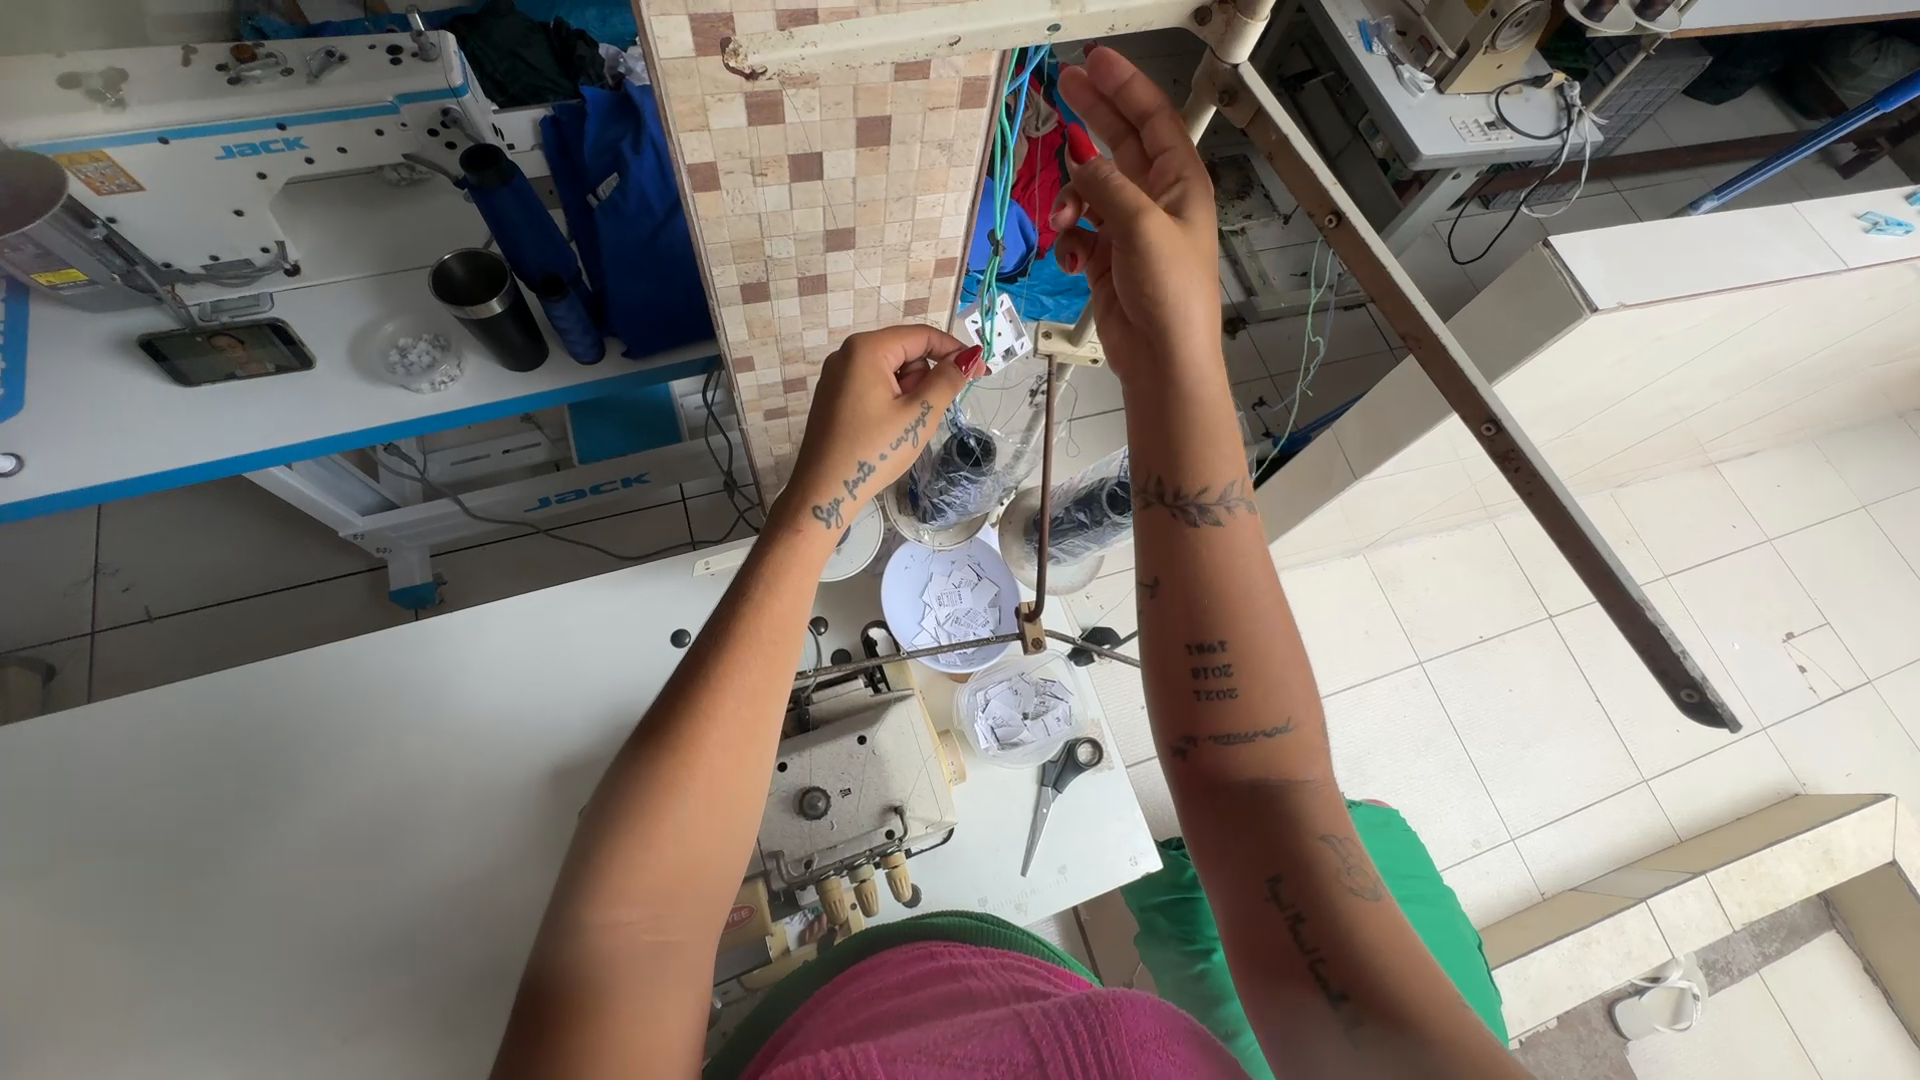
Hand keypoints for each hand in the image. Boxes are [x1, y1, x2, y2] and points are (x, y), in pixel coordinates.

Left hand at [776, 325, 981, 536]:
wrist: (824, 490)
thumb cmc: (873, 451)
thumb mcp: (918, 414)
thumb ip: (947, 380)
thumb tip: (970, 356)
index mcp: (866, 349)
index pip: (922, 336)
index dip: (955, 351)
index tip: (981, 371)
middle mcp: (847, 353)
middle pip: (906, 353)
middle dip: (924, 380)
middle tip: (920, 415)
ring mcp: (838, 376)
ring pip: (892, 372)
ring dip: (908, 394)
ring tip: (901, 428)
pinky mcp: (835, 397)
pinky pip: (875, 386)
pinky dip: (891, 402)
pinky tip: (886, 430)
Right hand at [1051, 47, 1220, 385]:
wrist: (1162, 356)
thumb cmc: (1170, 292)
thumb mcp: (1143, 227)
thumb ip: (1110, 186)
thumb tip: (1082, 163)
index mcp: (1180, 182)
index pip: (1153, 119)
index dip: (1125, 87)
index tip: (1095, 62)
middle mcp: (1155, 200)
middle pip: (1121, 144)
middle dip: (1093, 117)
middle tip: (1064, 87)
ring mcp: (1130, 231)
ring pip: (1091, 193)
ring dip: (1071, 200)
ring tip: (1063, 219)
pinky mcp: (1108, 261)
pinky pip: (1081, 234)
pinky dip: (1071, 241)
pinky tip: (1073, 258)